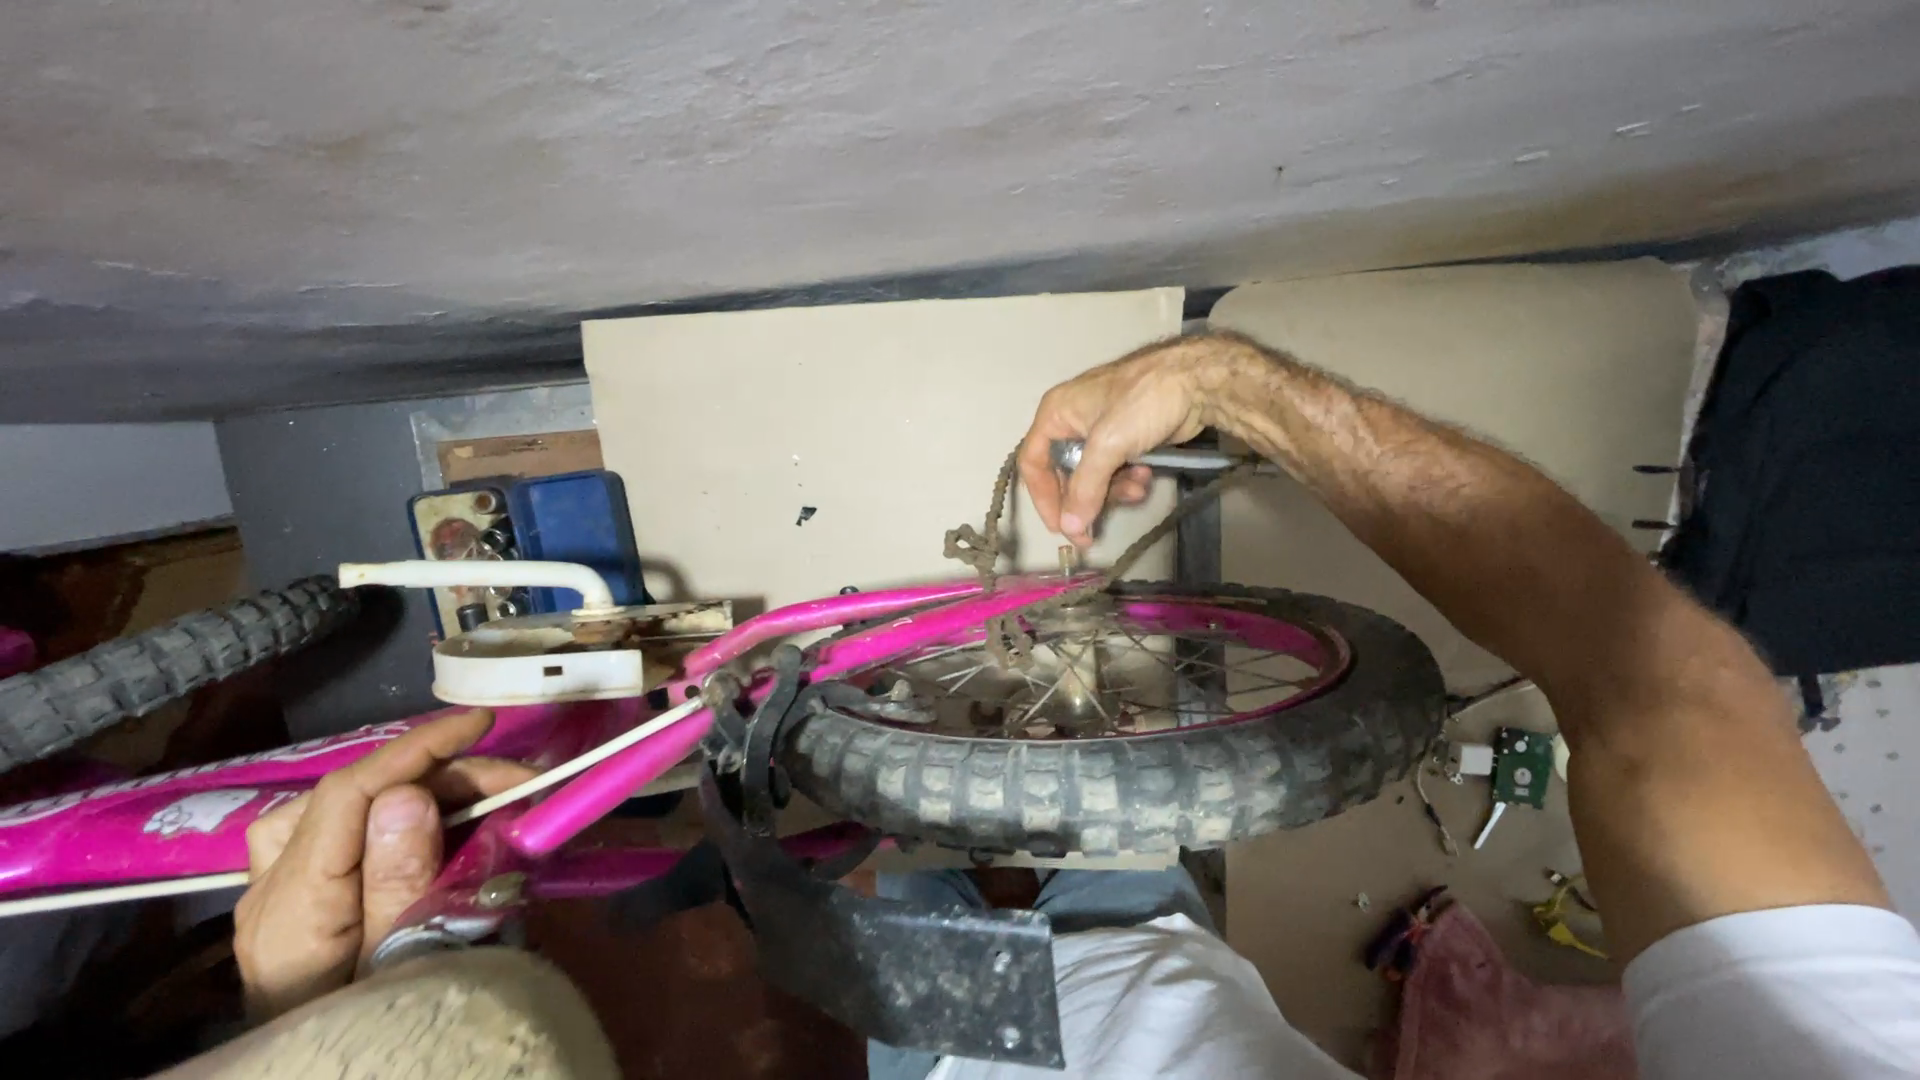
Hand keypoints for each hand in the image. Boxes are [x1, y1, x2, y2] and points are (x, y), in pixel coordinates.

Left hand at [233, 708, 537, 1019]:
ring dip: (432, 790)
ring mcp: (285, 895)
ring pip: (351, 807)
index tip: (482, 724)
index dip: (417, 748)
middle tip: (522, 786)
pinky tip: (453, 827)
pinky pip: (353, 833)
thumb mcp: (403, 963)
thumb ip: (400, 883)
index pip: (348, 795)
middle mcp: (275, 889)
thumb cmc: (382, 1028)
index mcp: (293, 906)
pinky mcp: (306, 902)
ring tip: (499, 803)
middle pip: (358, 795)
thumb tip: (408, 794)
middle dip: (447, 774)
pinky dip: (410, 815)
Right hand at [1018, 339, 1213, 547]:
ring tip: (1136, 491)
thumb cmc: (1142, 403)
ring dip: (1111, 491)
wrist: (1198, 379)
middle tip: (1095, 531)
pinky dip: (1126, 479)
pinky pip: (1113, 469)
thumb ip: (1085, 488)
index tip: (1060, 527)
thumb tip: (1070, 526)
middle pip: (1064, 475)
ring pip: (1092, 476)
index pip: (1033, 463)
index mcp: (1056, 413)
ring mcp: (1099, 429)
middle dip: (1084, 499)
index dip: (1043, 498)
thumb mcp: (1108, 445)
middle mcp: (1071, 421)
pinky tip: (1145, 477)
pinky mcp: (1125, 436)